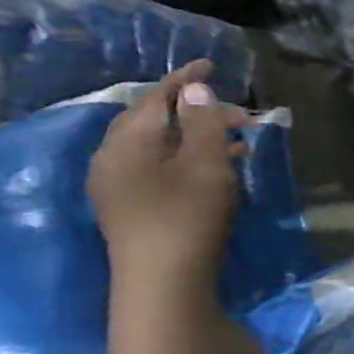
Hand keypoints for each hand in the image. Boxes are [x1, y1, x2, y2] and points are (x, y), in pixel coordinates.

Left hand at [88, 60, 248, 291]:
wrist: (163, 289)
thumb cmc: (186, 217)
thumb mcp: (206, 163)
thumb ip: (202, 121)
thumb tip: (195, 90)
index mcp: (124, 144)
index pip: (155, 98)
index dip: (186, 79)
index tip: (213, 63)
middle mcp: (112, 161)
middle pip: (154, 120)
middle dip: (197, 111)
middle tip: (241, 114)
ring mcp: (118, 188)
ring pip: (159, 146)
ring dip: (198, 136)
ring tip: (239, 139)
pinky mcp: (131, 208)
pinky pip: (159, 167)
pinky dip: (189, 157)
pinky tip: (219, 166)